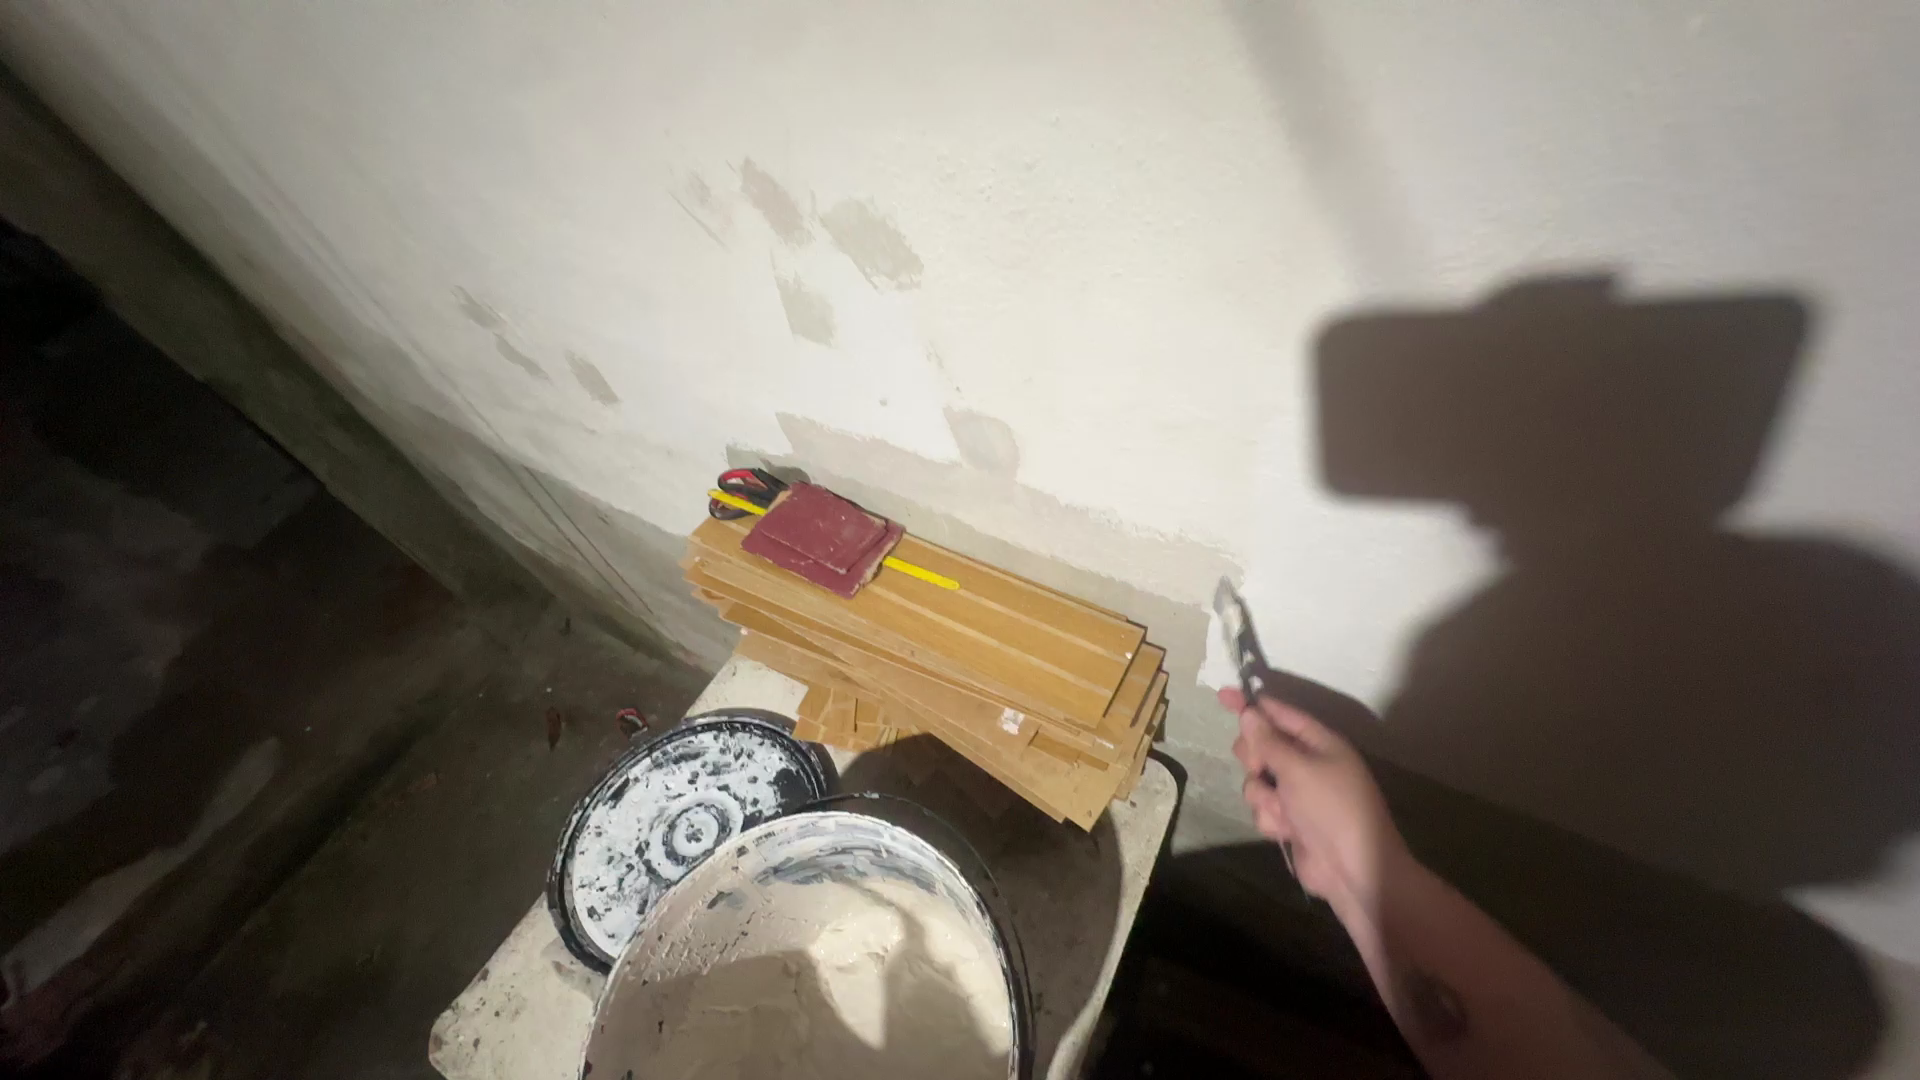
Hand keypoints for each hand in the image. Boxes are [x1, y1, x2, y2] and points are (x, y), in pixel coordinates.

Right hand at [1223, 687, 1408, 915]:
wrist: (1353, 870)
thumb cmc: (1332, 808)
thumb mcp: (1298, 768)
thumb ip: (1268, 740)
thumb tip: (1248, 712)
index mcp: (1319, 743)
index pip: (1278, 714)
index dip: (1251, 704)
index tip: (1222, 695)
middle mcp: (1306, 763)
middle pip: (1260, 744)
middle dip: (1253, 757)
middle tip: (1259, 767)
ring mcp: (1296, 793)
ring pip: (1255, 779)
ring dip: (1263, 795)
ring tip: (1283, 810)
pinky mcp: (1288, 819)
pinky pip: (1262, 807)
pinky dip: (1271, 818)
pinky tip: (1287, 831)